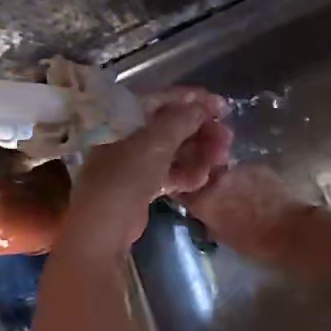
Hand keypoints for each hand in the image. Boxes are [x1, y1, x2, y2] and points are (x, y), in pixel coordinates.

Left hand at [58, 88, 232, 258]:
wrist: (103, 230)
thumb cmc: (124, 178)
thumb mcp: (155, 144)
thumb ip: (180, 120)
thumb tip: (200, 104)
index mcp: (120, 120)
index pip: (160, 100)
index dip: (192, 101)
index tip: (221, 106)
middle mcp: (125, 138)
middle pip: (169, 127)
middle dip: (200, 132)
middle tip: (227, 138)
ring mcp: (131, 164)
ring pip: (171, 152)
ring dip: (198, 154)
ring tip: (222, 160)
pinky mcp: (140, 188)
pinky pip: (167, 174)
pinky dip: (185, 174)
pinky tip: (202, 179)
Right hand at [181, 164, 312, 262]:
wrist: (290, 230)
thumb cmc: (253, 242)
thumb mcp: (219, 233)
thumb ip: (205, 216)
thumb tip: (201, 208)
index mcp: (202, 199)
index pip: (178, 187)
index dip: (177, 187)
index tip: (177, 190)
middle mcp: (214, 178)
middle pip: (198, 171)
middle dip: (197, 177)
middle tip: (201, 187)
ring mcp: (236, 168)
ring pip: (219, 168)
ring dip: (219, 176)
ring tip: (228, 188)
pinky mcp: (255, 164)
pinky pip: (240, 169)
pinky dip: (240, 176)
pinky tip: (248, 187)